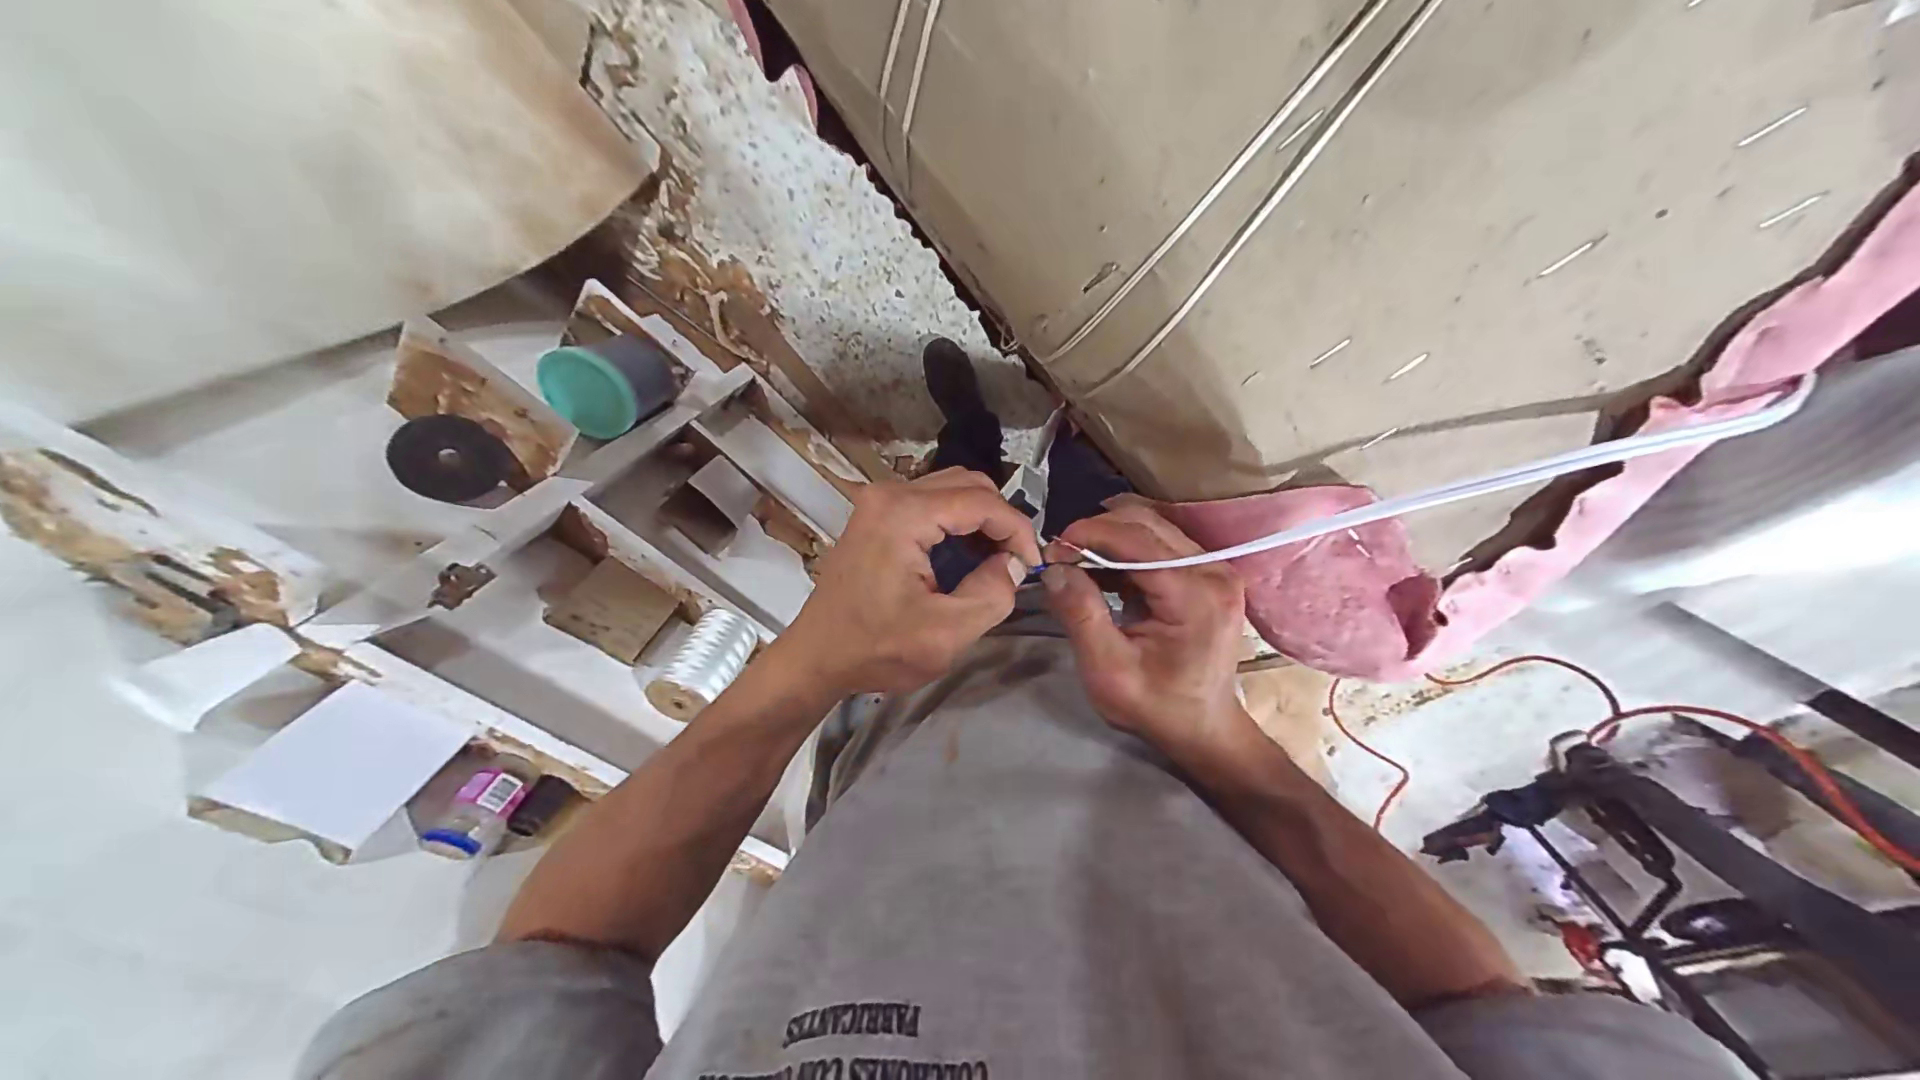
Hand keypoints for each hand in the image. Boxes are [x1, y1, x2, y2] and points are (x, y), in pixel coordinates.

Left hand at [779, 468, 1042, 696]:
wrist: (817, 656)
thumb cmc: (875, 649)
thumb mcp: (945, 633)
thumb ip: (992, 594)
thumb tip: (1013, 564)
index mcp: (903, 515)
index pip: (982, 501)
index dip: (1017, 530)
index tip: (1032, 564)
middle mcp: (889, 495)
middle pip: (968, 485)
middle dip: (1001, 520)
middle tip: (1015, 562)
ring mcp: (880, 502)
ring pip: (952, 490)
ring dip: (981, 520)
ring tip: (996, 560)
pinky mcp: (877, 515)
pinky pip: (932, 503)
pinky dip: (958, 523)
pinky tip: (967, 556)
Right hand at [1041, 498, 1251, 764]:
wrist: (1203, 728)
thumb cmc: (1156, 707)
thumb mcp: (1107, 670)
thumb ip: (1081, 614)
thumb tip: (1053, 568)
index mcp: (1195, 596)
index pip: (1137, 541)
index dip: (1089, 534)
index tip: (1051, 548)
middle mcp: (1214, 571)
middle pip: (1146, 524)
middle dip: (1096, 531)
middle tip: (1060, 556)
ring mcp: (1215, 569)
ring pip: (1152, 527)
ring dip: (1109, 537)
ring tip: (1077, 562)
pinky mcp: (1208, 572)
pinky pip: (1160, 542)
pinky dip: (1125, 548)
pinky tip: (1102, 570)